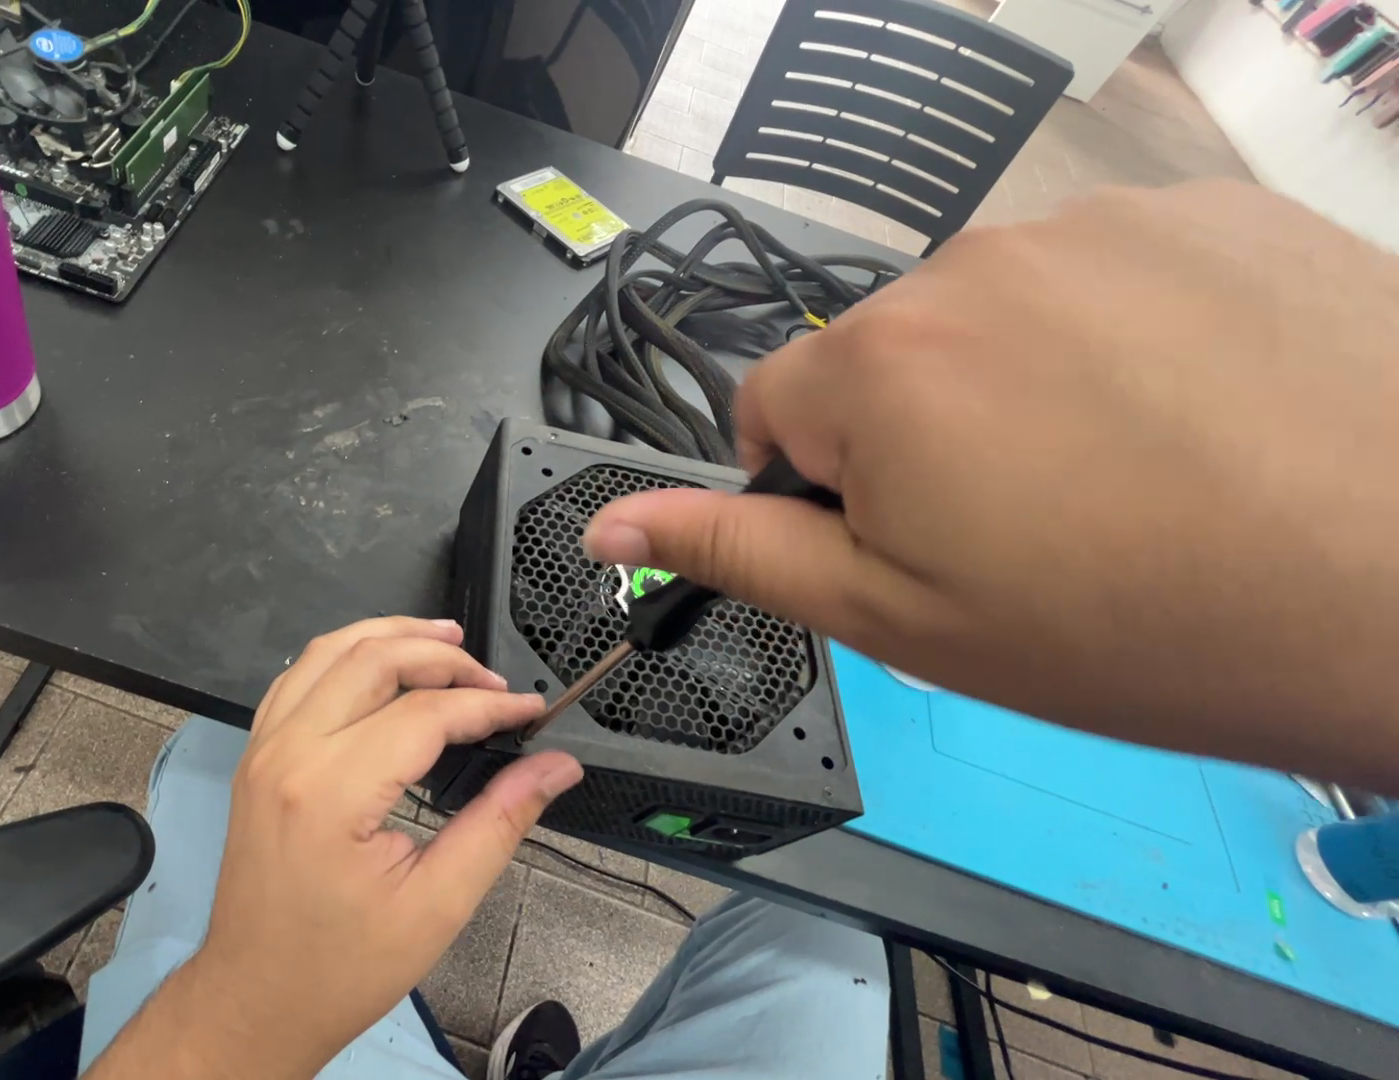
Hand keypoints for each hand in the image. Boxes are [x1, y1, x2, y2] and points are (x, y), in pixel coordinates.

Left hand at [91, 617, 581, 1079]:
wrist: (254, 998)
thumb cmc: (344, 966)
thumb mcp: (437, 905)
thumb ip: (500, 822)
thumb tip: (558, 766)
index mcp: (332, 792)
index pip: (424, 714)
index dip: (487, 705)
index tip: (531, 711)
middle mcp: (289, 752)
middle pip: (373, 660)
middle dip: (442, 657)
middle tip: (492, 679)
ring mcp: (263, 746)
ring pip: (329, 651)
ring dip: (391, 635)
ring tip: (445, 639)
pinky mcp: (256, 752)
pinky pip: (300, 675)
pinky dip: (346, 653)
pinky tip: (381, 662)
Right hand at [584, 180, 1398, 787]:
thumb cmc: (1123, 622)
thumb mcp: (883, 610)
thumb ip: (728, 552)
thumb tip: (604, 525)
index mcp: (871, 365)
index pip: (768, 408)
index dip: (816, 483)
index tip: (894, 534)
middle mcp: (960, 266)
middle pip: (868, 360)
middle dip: (901, 435)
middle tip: (1002, 521)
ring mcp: (1087, 222)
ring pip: (970, 320)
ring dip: (993, 387)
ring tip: (1098, 471)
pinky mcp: (1198, 207)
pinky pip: (1079, 277)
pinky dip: (1092, 339)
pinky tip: (1171, 411)